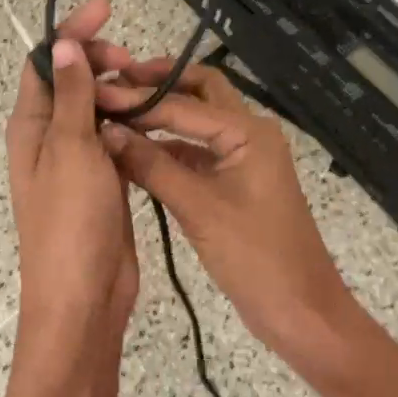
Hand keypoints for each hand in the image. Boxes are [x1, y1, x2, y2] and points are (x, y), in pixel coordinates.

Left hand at [4, 0, 138, 339]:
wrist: (83, 300)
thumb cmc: (71, 221)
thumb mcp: (72, 150)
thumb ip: (71, 96)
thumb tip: (63, 45)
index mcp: (31, 124)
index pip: (46, 61)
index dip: (72, 32)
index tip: (106, 7)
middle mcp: (48, 137)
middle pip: (70, 81)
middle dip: (98, 60)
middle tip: (133, 61)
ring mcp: (75, 161)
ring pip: (95, 109)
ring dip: (117, 91)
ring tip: (149, 85)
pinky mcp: (101, 182)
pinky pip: (113, 138)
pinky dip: (130, 122)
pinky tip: (155, 116)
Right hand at [96, 60, 355, 352]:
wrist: (302, 313)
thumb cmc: (257, 258)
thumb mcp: (199, 209)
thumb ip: (151, 166)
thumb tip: (106, 132)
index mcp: (248, 132)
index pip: (182, 104)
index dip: (137, 99)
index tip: (96, 94)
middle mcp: (249, 134)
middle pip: (200, 92)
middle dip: (159, 83)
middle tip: (115, 83)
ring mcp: (242, 159)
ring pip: (198, 121)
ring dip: (162, 114)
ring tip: (116, 114)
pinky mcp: (234, 183)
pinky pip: (196, 152)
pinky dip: (167, 147)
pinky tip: (133, 153)